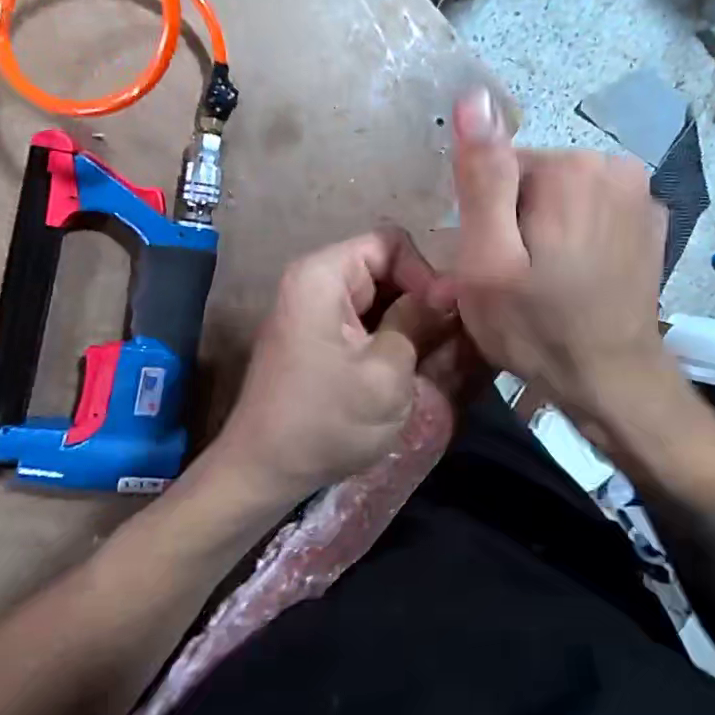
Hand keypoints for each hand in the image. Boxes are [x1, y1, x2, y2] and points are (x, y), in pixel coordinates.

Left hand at [209, 229, 457, 502]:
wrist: (264, 471)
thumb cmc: (326, 422)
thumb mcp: (386, 374)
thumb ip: (419, 322)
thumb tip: (449, 292)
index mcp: (322, 275)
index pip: (391, 243)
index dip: (425, 272)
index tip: (445, 315)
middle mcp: (314, 281)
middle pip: (385, 267)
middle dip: (419, 299)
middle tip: (449, 338)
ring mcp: (314, 309)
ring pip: (379, 296)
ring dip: (408, 322)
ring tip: (435, 355)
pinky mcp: (318, 335)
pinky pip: (364, 319)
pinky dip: (390, 336)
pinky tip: (408, 366)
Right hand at [440, 88, 676, 441]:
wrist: (613, 382)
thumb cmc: (538, 328)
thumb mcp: (488, 258)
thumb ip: (481, 176)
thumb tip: (474, 98)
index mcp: (572, 167)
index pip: (499, 166)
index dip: (485, 216)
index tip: (491, 261)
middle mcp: (616, 165)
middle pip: (534, 177)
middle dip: (516, 220)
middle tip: (515, 277)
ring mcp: (641, 194)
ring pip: (562, 194)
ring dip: (546, 229)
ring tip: (546, 281)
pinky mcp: (650, 222)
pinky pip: (592, 212)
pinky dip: (577, 237)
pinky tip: (577, 278)